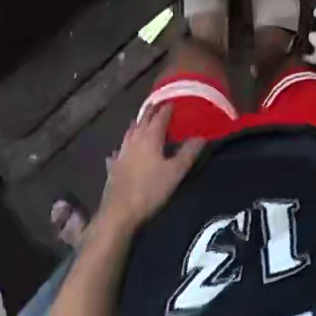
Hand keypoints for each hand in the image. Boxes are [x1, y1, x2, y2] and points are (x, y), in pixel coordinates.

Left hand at [97, 104, 203, 235]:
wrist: (119, 212)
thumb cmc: (151, 190)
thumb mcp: (176, 172)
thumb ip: (188, 153)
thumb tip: (202, 136)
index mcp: (150, 139)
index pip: (159, 119)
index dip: (166, 110)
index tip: (172, 102)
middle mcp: (134, 142)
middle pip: (142, 122)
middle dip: (149, 112)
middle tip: (156, 104)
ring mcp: (121, 154)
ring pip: (129, 133)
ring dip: (136, 125)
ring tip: (140, 120)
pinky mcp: (113, 168)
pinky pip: (117, 152)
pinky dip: (121, 147)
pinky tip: (118, 151)